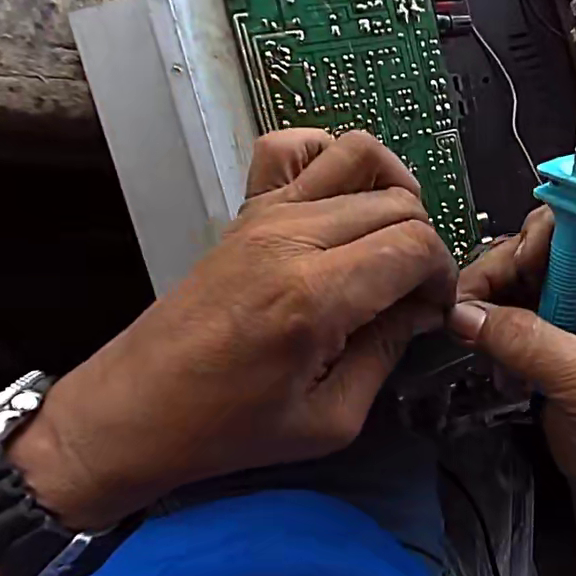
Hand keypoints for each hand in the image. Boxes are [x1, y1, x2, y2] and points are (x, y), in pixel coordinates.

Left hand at [14, 129, 456, 527]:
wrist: (134, 411)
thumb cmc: (230, 428)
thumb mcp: (332, 418)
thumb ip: (388, 351)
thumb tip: (422, 307)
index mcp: (315, 295)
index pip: (415, 246)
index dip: (442, 275)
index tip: (432, 309)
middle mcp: (293, 236)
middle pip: (398, 202)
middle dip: (425, 244)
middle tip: (411, 290)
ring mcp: (265, 213)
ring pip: (359, 156)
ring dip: (394, 190)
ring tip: (389, 237)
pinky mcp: (245, 210)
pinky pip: (290, 146)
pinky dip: (327, 155)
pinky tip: (340, 198)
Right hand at [448, 208, 575, 498]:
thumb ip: (526, 340)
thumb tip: (463, 313)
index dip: (548, 230)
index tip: (519, 266)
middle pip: (538, 247)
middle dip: (503, 274)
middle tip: (474, 311)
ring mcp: (570, 312)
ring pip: (515, 280)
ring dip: (492, 308)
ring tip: (484, 347)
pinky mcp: (546, 339)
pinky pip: (507, 315)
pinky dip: (491, 333)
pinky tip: (498, 367)